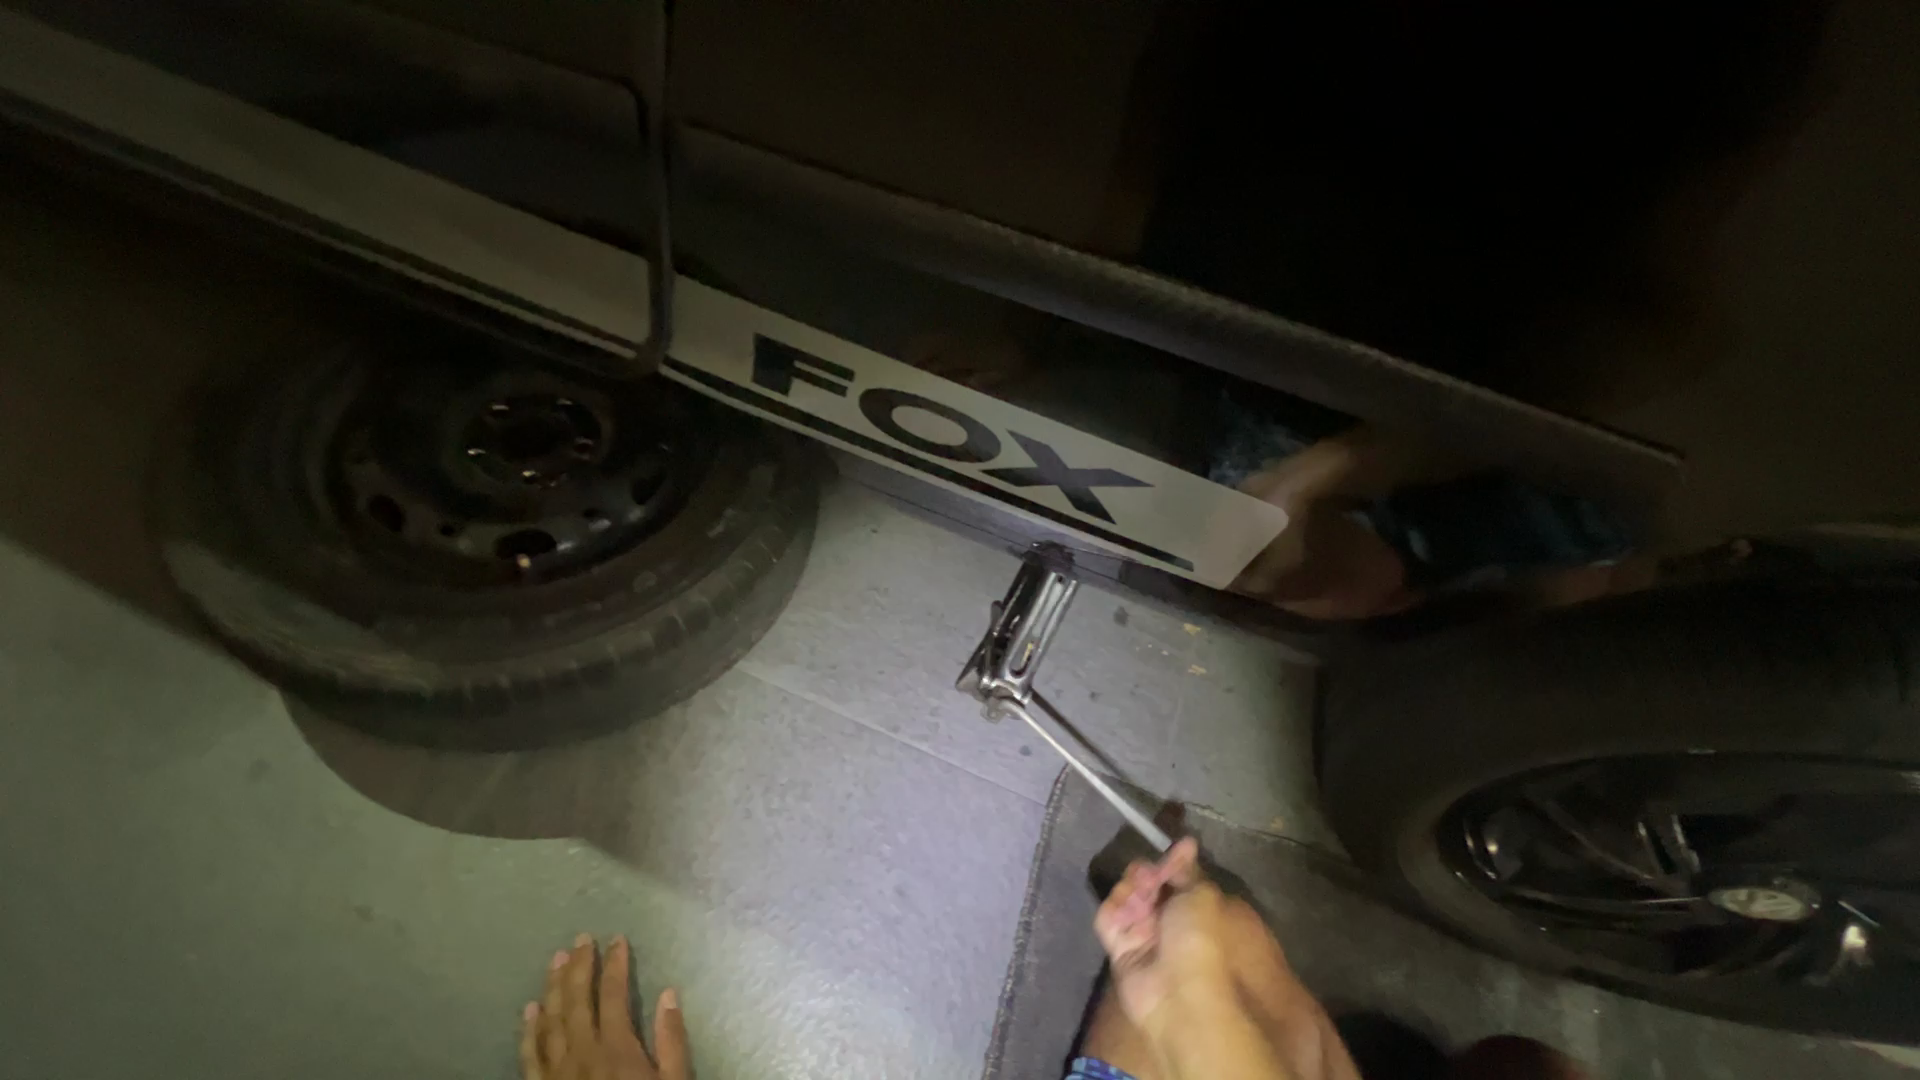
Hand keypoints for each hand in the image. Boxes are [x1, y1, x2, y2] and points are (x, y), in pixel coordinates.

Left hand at [521, 934, 689, 1079]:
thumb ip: (671, 1039)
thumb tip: (669, 993)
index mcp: (616, 1048)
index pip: (612, 995)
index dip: (614, 964)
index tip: (618, 939)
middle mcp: (582, 1054)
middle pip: (577, 1001)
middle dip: (579, 966)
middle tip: (581, 938)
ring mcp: (556, 1074)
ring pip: (550, 1022)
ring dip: (553, 987)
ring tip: (555, 959)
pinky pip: (529, 1057)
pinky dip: (528, 1030)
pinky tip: (529, 1009)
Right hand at [1093, 838, 1231, 1029]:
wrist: (1180, 992)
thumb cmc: (1199, 938)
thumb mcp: (1201, 894)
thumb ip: (1186, 869)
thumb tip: (1187, 841)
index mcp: (1190, 907)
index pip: (1172, 875)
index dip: (1168, 863)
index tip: (1169, 853)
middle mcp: (1166, 920)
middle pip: (1144, 883)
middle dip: (1144, 875)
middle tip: (1148, 878)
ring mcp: (1141, 934)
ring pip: (1124, 897)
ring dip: (1129, 891)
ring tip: (1138, 898)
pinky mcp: (1119, 948)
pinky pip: (1108, 921)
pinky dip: (1113, 913)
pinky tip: (1123, 914)